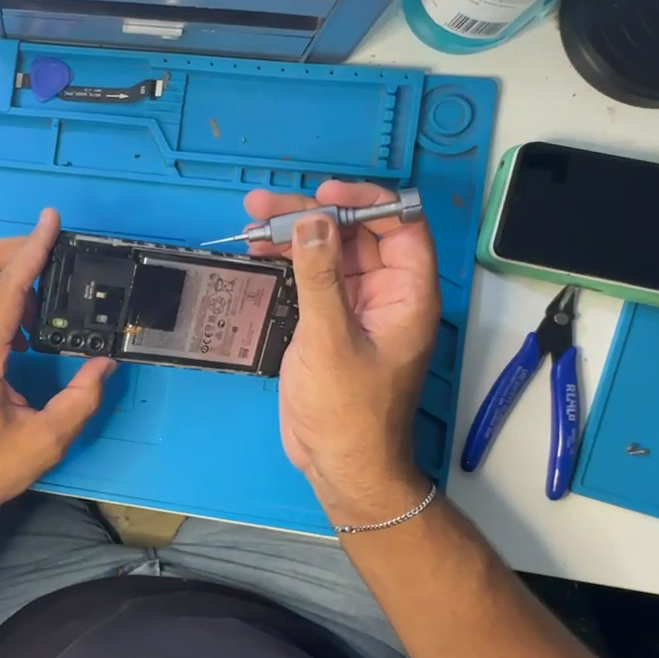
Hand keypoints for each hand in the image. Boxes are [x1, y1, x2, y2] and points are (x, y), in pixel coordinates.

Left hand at [0, 208, 116, 549]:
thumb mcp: (42, 443)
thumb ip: (81, 400)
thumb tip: (104, 364)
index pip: (5, 286)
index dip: (32, 249)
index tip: (52, 221)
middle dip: (10, 249)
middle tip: (50, 261)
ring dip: (1, 275)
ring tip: (41, 306)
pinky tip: (22, 333)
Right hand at [247, 180, 439, 523]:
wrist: (339, 462)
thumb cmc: (348, 409)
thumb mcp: (331, 340)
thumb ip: (320, 277)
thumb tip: (312, 221)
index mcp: (406, 293)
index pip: (400, 225)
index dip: (365, 200)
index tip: (321, 194)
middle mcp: (384, 293)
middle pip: (355, 234)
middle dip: (313, 215)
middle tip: (264, 207)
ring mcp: (353, 307)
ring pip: (328, 253)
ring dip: (293, 236)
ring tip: (252, 223)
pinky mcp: (326, 323)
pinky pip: (310, 279)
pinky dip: (287, 264)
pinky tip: (259, 254)